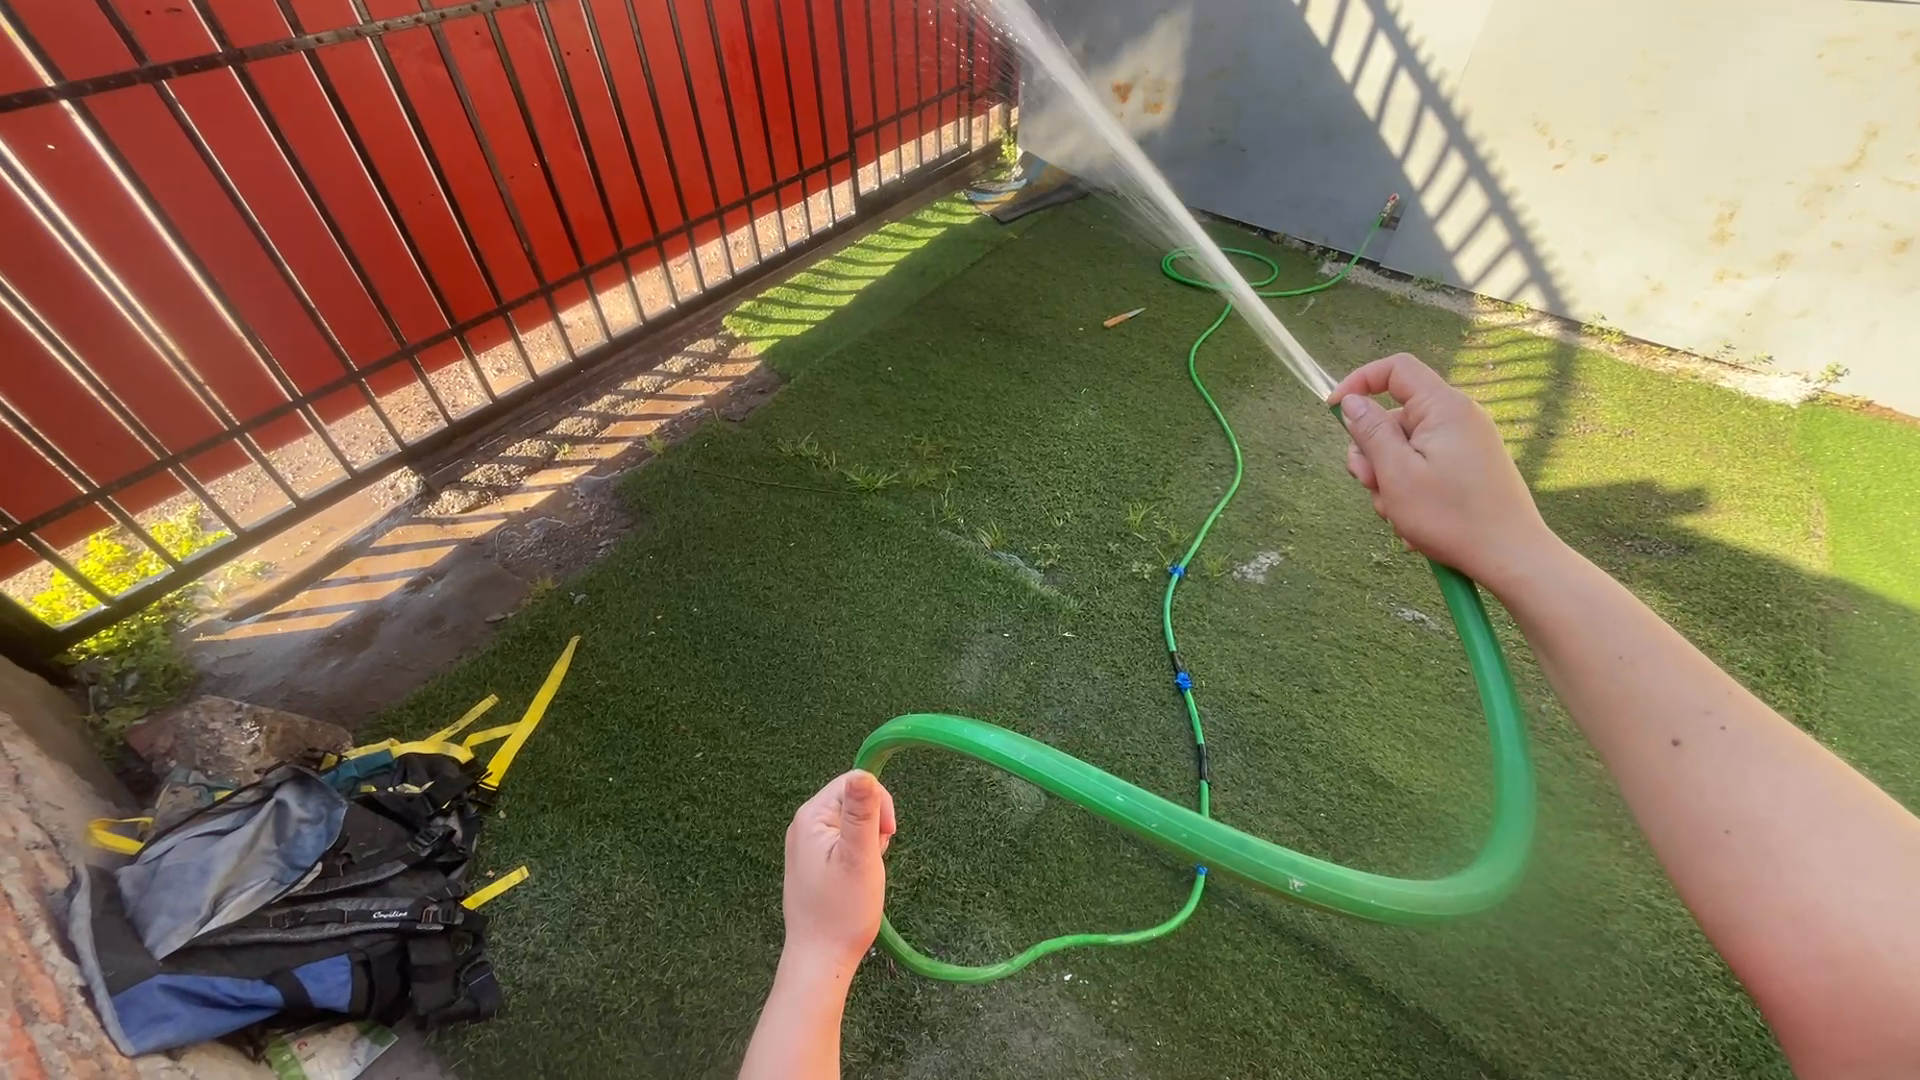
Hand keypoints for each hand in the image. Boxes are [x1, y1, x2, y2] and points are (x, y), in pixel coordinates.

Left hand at [781, 770, 896, 972]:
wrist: (820, 961)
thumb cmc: (842, 911)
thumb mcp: (860, 858)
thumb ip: (863, 814)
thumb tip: (865, 773)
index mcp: (811, 816)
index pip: (854, 781)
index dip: (879, 803)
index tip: (888, 836)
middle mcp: (805, 823)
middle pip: (853, 800)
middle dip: (874, 825)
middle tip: (873, 860)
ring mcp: (808, 843)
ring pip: (853, 821)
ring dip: (868, 841)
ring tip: (865, 872)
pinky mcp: (814, 860)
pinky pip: (845, 839)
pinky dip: (859, 853)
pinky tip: (857, 877)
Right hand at [1326, 353, 1560, 590]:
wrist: (1510, 557)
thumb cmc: (1450, 516)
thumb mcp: (1396, 473)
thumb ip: (1370, 432)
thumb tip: (1351, 402)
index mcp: (1444, 408)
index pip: (1396, 369)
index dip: (1359, 381)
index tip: (1333, 410)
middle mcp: (1457, 418)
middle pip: (1393, 417)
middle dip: (1370, 450)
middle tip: (1370, 484)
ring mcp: (1463, 443)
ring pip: (1402, 448)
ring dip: (1386, 478)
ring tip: (1397, 510)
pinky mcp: (1465, 466)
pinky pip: (1420, 466)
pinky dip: (1406, 489)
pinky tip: (1412, 518)